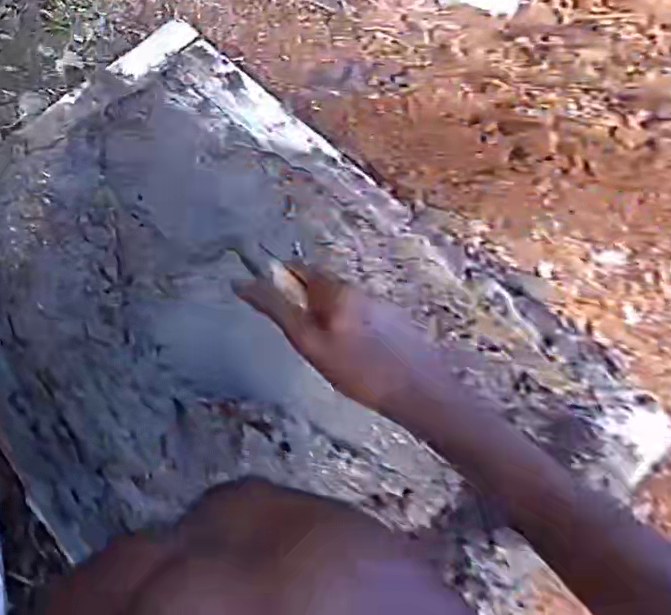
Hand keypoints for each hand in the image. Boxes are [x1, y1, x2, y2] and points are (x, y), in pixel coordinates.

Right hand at [235, 262, 463, 417]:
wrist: (431, 403)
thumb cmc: (360, 370)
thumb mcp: (306, 340)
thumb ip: (273, 307)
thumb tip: (239, 282)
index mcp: (336, 288)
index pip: (294, 267)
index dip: (277, 282)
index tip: (276, 308)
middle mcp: (360, 290)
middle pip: (318, 286)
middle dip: (303, 304)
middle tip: (303, 336)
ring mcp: (385, 308)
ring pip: (340, 303)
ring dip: (327, 318)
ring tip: (331, 351)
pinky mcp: (402, 327)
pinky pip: (362, 318)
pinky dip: (350, 329)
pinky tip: (358, 358)